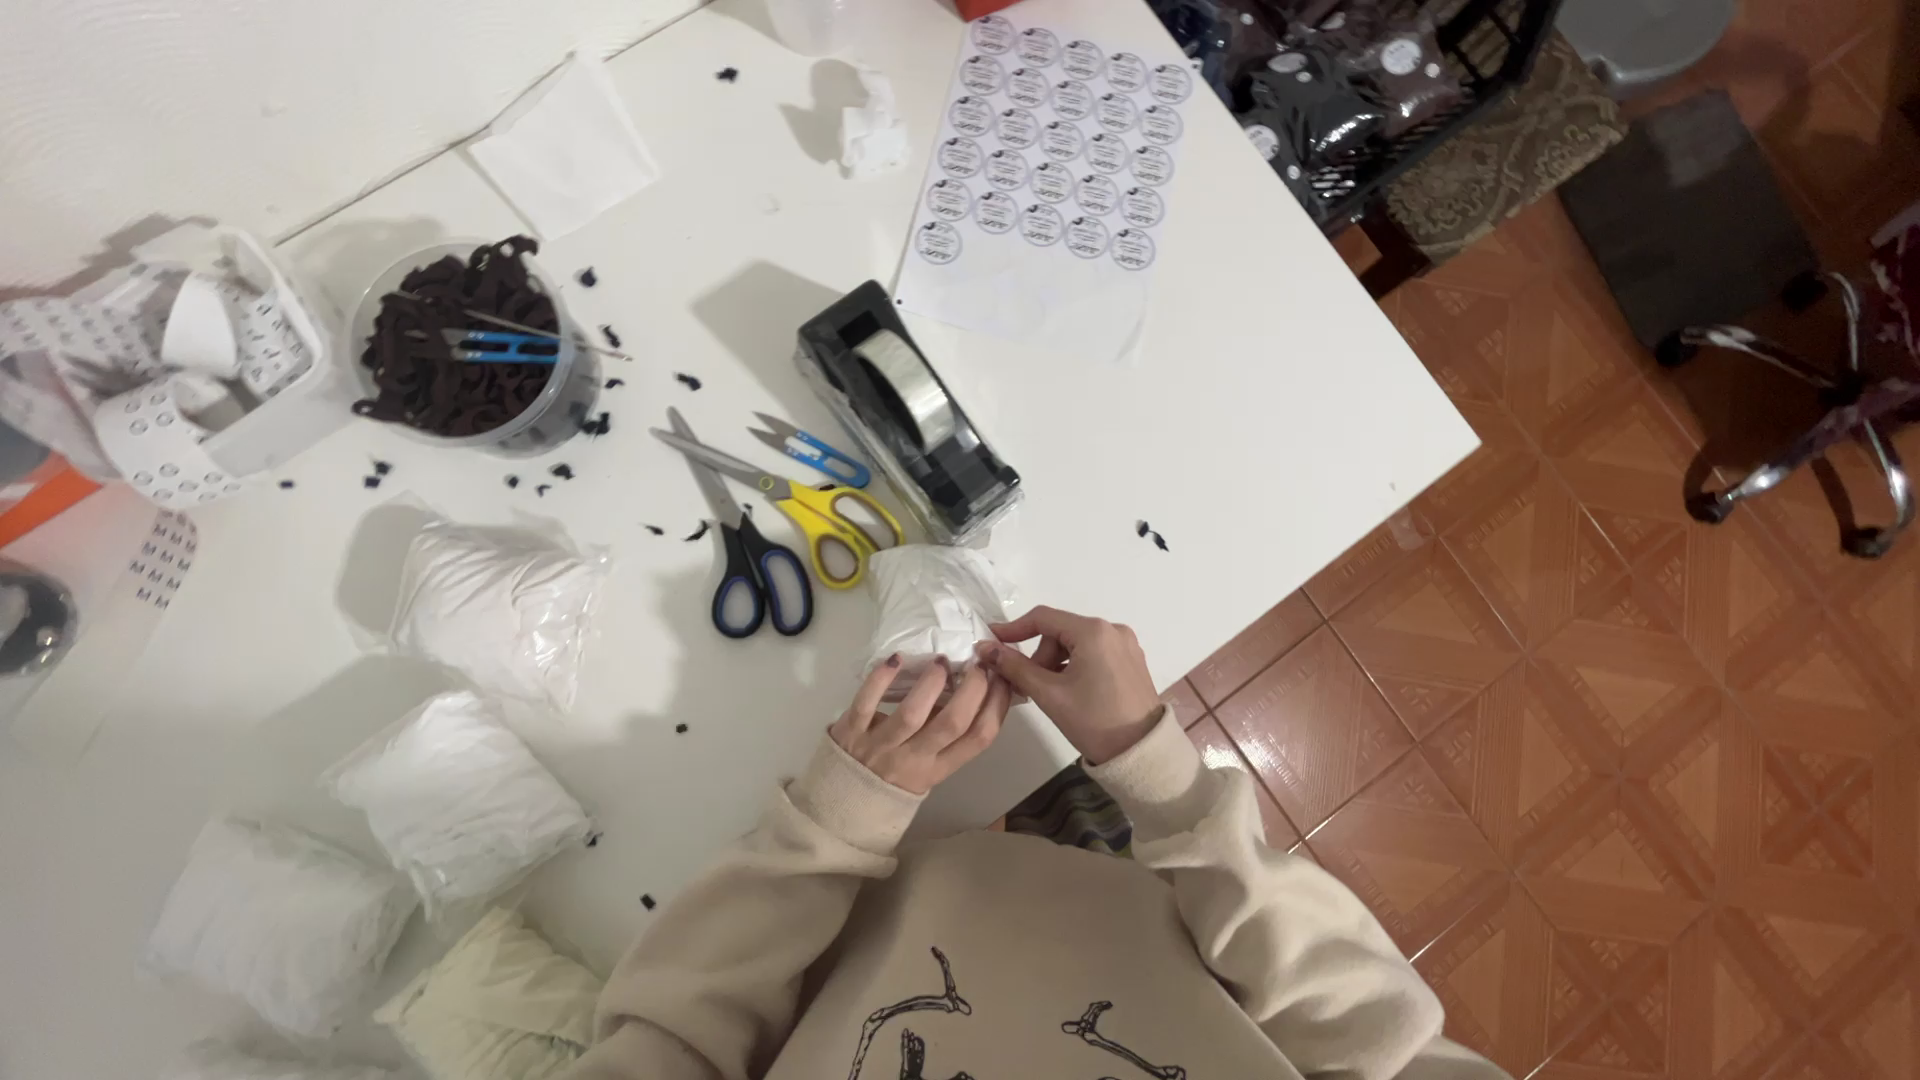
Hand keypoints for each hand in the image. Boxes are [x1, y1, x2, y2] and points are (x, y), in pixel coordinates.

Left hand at [830, 656, 1012, 794]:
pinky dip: (881, 678)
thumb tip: (972, 689)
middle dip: (971, 689)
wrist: (842, 805)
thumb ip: (946, 738)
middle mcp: (913, 759)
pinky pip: (866, 702)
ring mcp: (881, 746)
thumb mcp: (928, 768)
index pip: (978, 738)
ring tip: (941, 661)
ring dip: (931, 683)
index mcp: (937, 769)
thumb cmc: (893, 780)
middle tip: (977, 664)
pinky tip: (897, 659)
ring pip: (911, 714)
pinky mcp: (851, 732)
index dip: (996, 705)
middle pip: (952, 723)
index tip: (1002, 678)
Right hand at [977, 606, 1159, 764]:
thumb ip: (1014, 667)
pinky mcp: (1131, 661)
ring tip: (1049, 694)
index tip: (991, 643)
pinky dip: (1074, 667)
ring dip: (1055, 664)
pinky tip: (1069, 692)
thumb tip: (985, 648)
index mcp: (1093, 632)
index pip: (1042, 618)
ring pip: (1076, 644)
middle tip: (1028, 687)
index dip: (1013, 629)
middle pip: (1060, 632)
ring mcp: (1125, 645)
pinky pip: (1093, 654)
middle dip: (1039, 656)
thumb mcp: (1049, 694)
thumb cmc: (1094, 722)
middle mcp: (1112, 629)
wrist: (1143, 754)